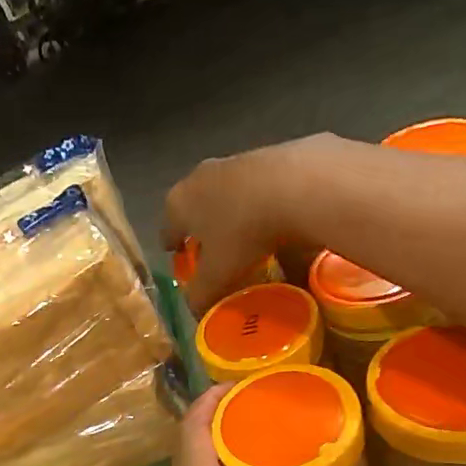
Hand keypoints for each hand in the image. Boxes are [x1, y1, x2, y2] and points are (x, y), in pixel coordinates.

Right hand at [165, 134, 353, 313]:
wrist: (298, 184)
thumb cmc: (243, 233)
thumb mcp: (219, 275)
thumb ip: (202, 295)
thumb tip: (194, 310)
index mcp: (179, 204)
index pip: (167, 231)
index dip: (174, 250)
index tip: (183, 262)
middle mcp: (200, 177)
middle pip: (197, 211)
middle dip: (207, 233)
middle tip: (219, 256)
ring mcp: (235, 161)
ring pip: (230, 198)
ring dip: (238, 218)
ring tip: (255, 243)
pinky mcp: (270, 154)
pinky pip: (262, 190)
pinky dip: (267, 207)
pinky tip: (285, 225)